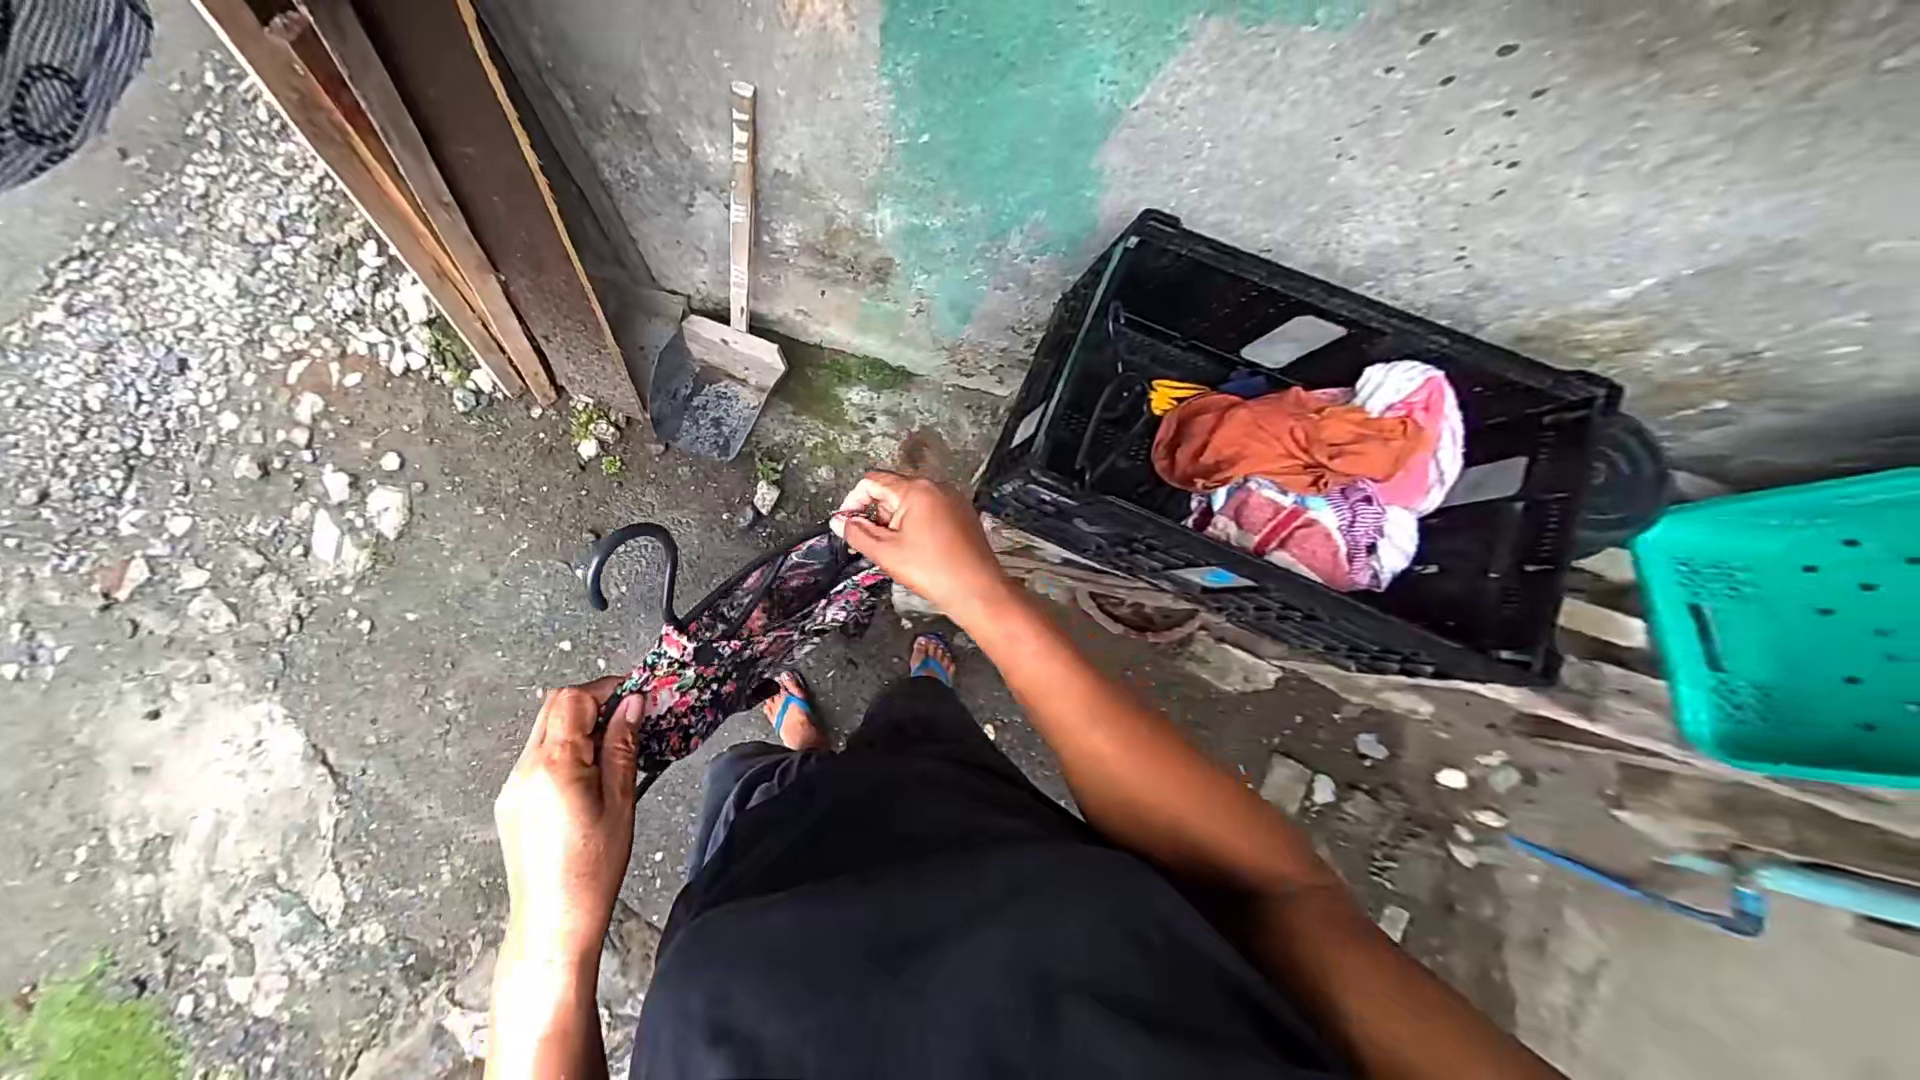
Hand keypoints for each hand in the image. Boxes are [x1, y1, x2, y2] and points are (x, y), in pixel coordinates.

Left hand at [494, 677, 642, 963]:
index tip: (636, 695)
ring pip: (545, 728)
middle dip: (594, 700)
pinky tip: (591, 771)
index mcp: (554, 767)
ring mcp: (513, 785)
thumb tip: (633, 704)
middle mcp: (525, 770)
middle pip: (554, 706)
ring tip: (614, 747)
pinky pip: (538, 754)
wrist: (553, 920)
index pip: (573, 699)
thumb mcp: (621, 800)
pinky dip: (567, 746)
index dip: (607, 688)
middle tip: (629, 715)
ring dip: (581, 723)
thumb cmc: (594, 867)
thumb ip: (623, 745)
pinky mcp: (512, 800)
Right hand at [831, 472, 1014, 627]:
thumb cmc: (934, 571)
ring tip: (899, 551)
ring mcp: (952, 500)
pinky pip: (930, 511)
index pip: (873, 481)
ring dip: (896, 522)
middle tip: (875, 543)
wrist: (976, 590)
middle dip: (877, 514)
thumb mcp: (886, 553)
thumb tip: (841, 522)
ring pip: (912, 502)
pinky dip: (916, 525)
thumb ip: (857, 533)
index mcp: (916, 490)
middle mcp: (937, 487)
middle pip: (893, 490)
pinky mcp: (962, 514)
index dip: (854, 501)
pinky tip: (918, 550)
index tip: (847, 523)